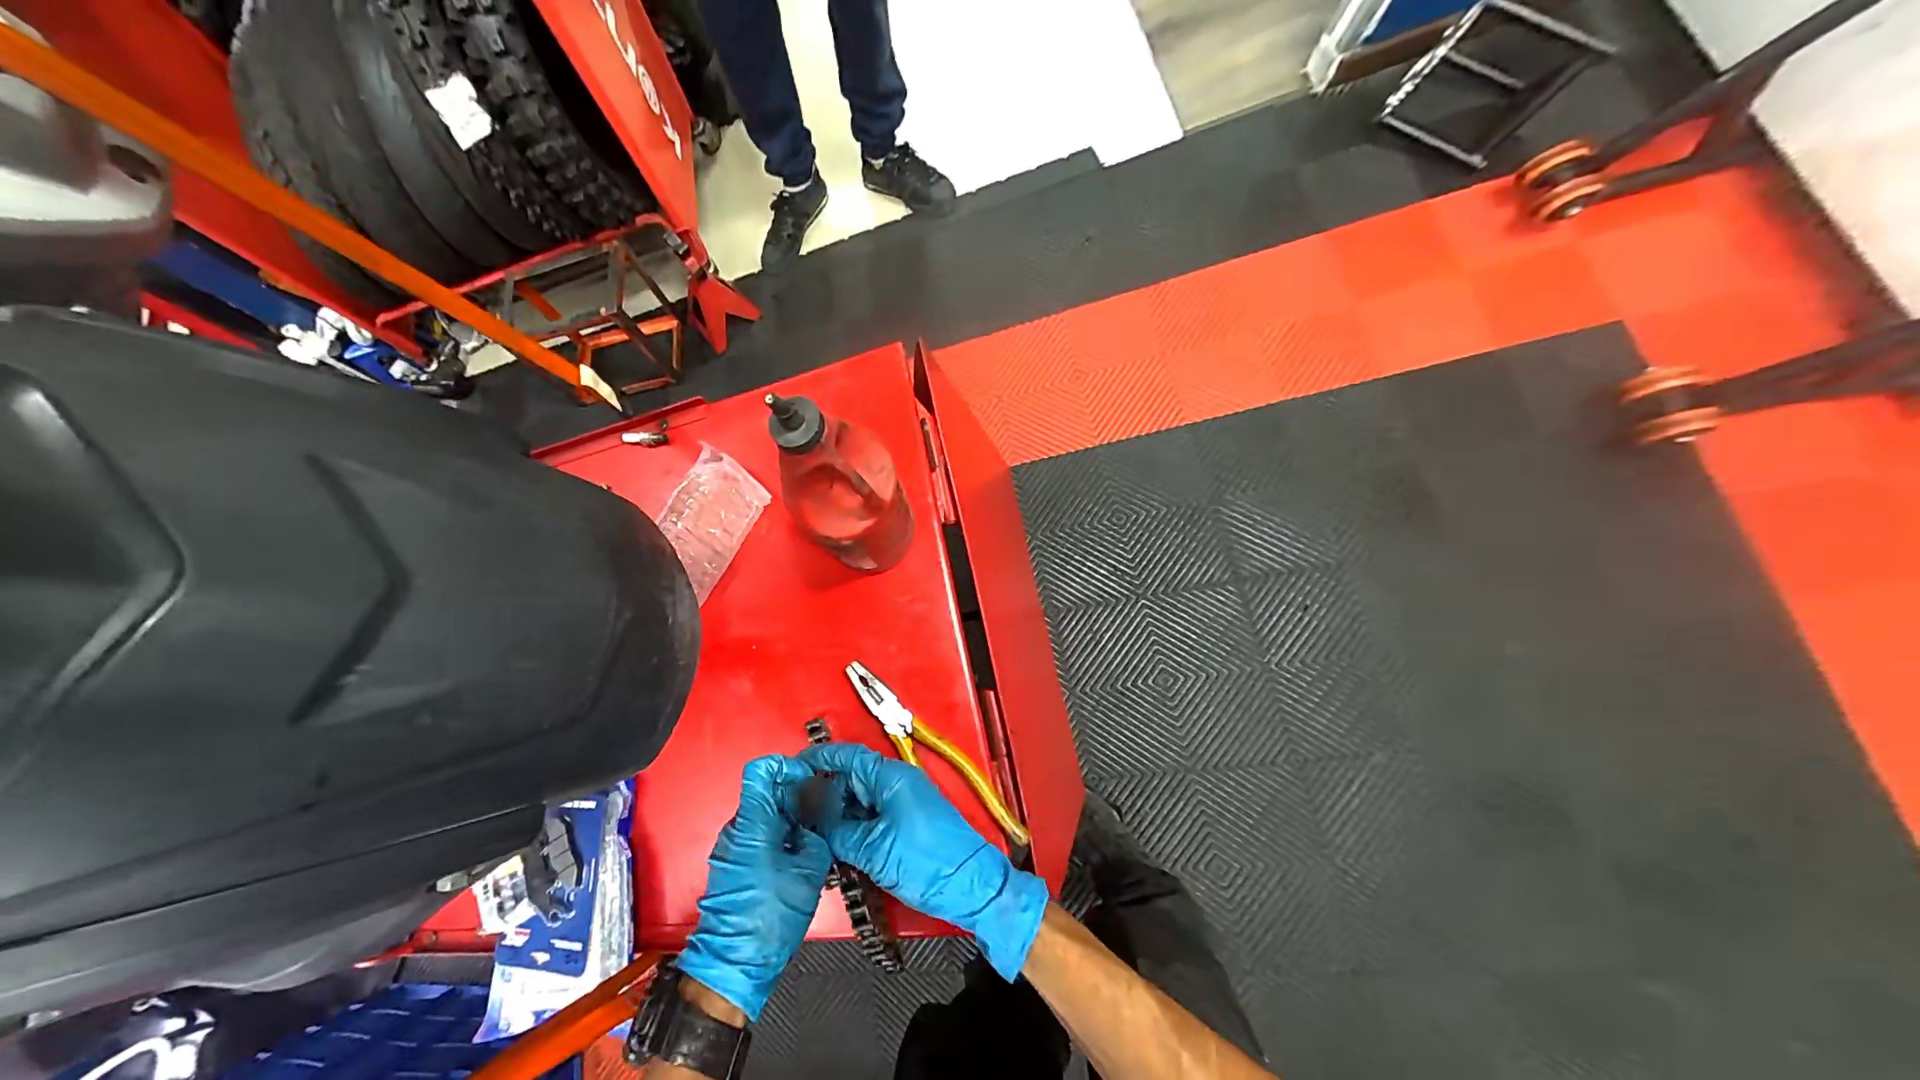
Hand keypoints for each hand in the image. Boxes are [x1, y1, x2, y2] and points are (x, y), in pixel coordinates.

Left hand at [674, 755, 831, 1021]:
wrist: (735, 966)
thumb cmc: (768, 918)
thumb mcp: (809, 869)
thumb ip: (817, 833)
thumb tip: (821, 814)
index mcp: (751, 823)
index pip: (762, 769)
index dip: (789, 765)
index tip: (810, 777)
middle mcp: (736, 829)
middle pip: (767, 791)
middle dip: (798, 794)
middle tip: (825, 807)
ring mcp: (733, 847)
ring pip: (766, 814)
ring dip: (793, 816)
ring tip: (819, 831)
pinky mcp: (736, 865)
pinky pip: (761, 835)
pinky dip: (783, 835)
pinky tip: (804, 851)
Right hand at [798, 742, 1047, 979]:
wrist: (968, 887)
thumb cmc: (933, 863)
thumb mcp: (872, 849)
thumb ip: (838, 831)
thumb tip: (815, 820)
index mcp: (893, 778)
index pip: (849, 756)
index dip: (819, 760)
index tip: (796, 768)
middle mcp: (899, 783)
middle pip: (852, 777)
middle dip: (824, 791)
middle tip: (799, 807)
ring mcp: (904, 802)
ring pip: (860, 798)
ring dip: (838, 812)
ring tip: (813, 829)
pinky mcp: (907, 822)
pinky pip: (872, 815)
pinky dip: (853, 825)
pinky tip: (837, 842)